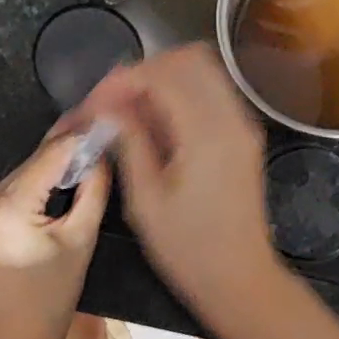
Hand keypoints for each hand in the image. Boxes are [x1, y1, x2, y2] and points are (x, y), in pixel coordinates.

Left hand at [0, 132, 109, 338]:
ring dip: (46, 169)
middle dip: (62, 154)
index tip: (100, 120)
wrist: (11, 336)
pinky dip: (30, 187)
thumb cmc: (52, 296)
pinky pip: (6, 192)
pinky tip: (55, 182)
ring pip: (18, 177)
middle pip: (30, 166)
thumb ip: (92, 190)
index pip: (47, 160)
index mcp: (7, 212)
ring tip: (81, 157)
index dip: (76, 139)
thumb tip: (100, 153)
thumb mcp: (80, 240)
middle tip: (95, 135)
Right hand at [74, 44, 281, 309]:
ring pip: (202, 71)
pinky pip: (211, 93)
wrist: (240, 279)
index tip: (95, 103)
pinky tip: (154, 125)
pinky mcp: (243, 137)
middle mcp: (232, 118)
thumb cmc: (188, 249)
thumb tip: (108, 107)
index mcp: (207, 133)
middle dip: (144, 70)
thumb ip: (128, 142)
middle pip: (188, 58)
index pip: (162, 75)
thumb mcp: (145, 200)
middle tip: (112, 101)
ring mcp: (243, 125)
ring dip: (162, 80)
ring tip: (128, 112)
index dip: (122, 81)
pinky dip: (180, 95)